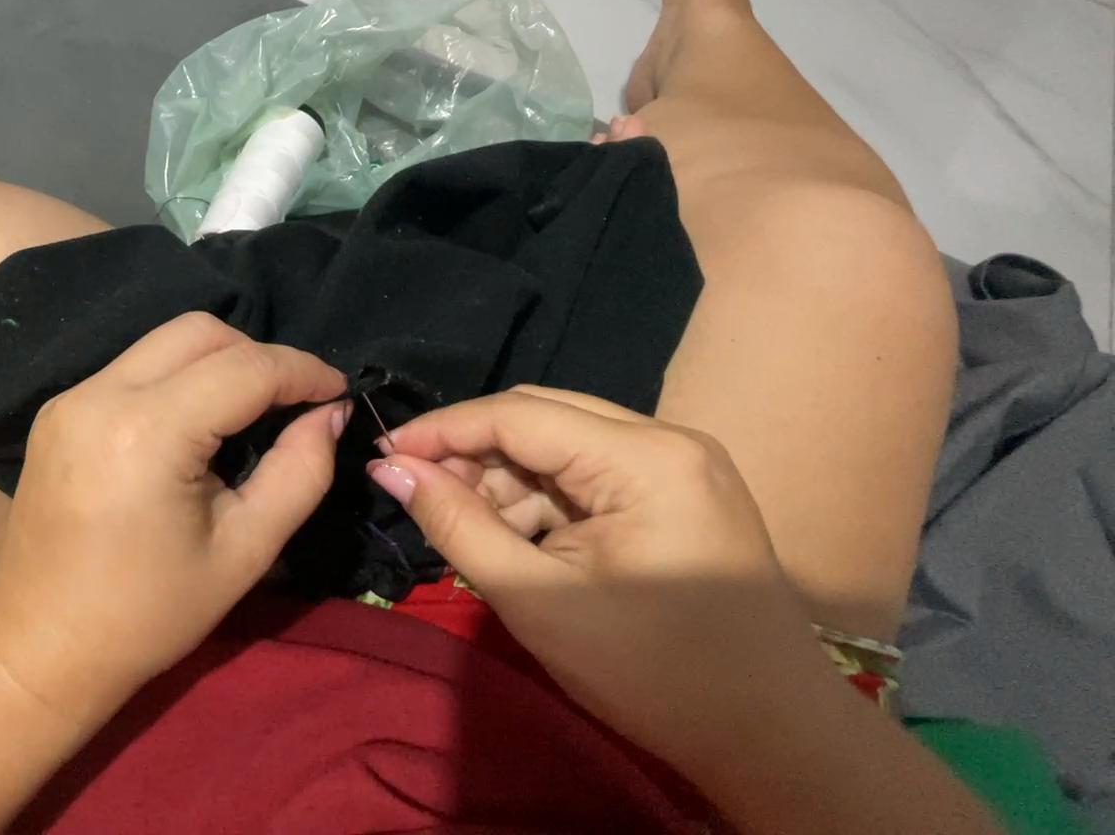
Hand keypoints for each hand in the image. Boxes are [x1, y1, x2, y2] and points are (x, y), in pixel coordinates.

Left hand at [0, 312, 348, 723]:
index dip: (301, 371)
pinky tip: (194, 426)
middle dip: (257, 354)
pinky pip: (133, 368)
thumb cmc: (149, 613)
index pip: (243, 369)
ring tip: (248, 413)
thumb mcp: (244, 551)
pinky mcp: (59, 409)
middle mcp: (100, 395)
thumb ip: (300, 472)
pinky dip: (177, 379)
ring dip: (216, 363)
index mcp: (146, 433)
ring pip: (163, 343)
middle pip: (198, 332)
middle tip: (291, 403)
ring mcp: (70, 398)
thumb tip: (330, 413)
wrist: (41, 643)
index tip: (338, 391)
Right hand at [369, 386, 841, 774]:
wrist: (774, 742)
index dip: (441, 430)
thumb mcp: (533, 597)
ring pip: (556, 442)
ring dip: (502, 477)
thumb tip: (386, 468)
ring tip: (468, 526)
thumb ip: (453, 522)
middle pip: (537, 418)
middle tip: (418, 490)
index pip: (516, 415)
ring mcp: (676, 462)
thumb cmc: (651, 673)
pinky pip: (584, 471)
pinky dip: (539, 497)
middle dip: (470, 452)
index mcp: (644, 458)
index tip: (382, 454)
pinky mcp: (676, 488)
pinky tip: (515, 536)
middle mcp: (665, 439)